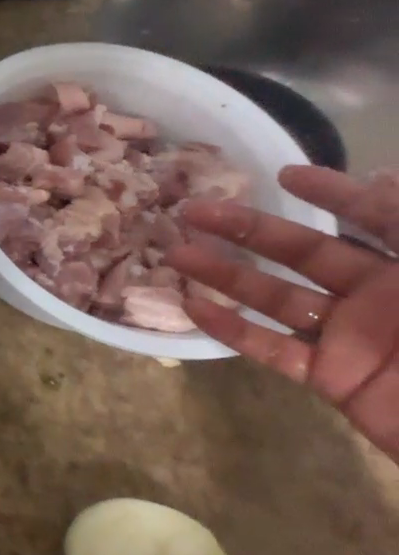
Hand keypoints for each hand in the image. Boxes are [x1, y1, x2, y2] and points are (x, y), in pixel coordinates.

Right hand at [165, 165, 398, 463]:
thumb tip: (384, 179)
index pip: (378, 222)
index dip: (337, 196)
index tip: (285, 176)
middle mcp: (385, 298)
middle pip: (308, 254)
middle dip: (250, 230)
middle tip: (194, 211)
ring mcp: (356, 339)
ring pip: (279, 298)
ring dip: (225, 275)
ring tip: (176, 255)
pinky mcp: (336, 378)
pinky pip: (275, 351)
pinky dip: (232, 331)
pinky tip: (192, 309)